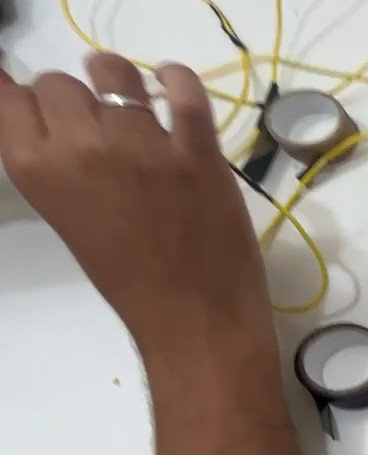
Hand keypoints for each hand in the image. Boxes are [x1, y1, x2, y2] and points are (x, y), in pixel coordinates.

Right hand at [0, 54, 275, 370]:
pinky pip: (187, 96)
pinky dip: (180, 79)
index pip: (12, 95)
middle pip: (63, 86)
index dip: (36, 102)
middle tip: (106, 125)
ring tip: (132, 96)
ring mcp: (144, 148)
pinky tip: (175, 79)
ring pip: (115, 79)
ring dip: (119, 80)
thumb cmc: (134, 277)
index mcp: (32, 163)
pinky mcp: (201, 159)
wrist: (199, 314)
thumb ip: (47, 158)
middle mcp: (81, 146)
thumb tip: (20, 97)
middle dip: (81, 100)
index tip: (60, 118)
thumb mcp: (66, 212)